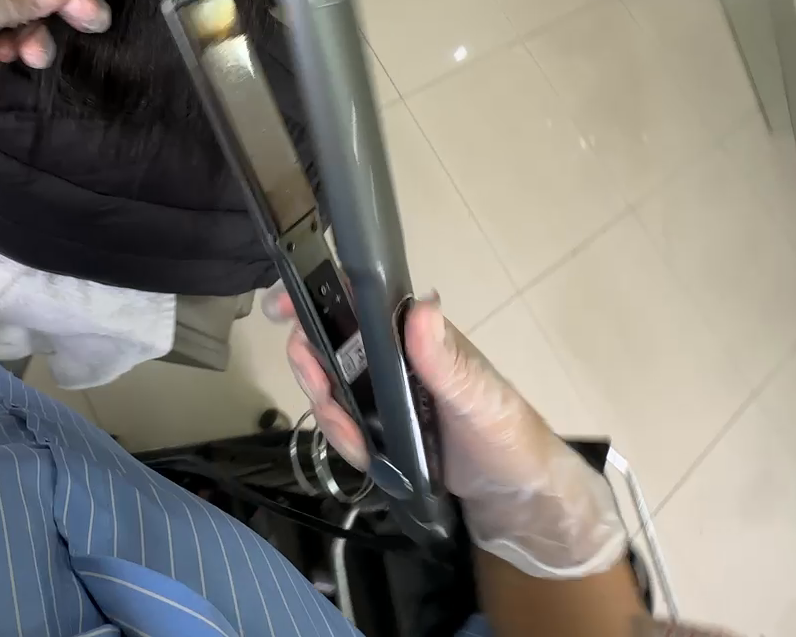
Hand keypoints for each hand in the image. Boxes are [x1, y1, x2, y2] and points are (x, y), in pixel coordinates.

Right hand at [274, 291, 626, 579]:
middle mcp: (386, 351)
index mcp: (410, 332)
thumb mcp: (481, 400)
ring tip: (354, 440)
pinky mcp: (372, 421)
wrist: (515, 499)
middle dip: (310, 365)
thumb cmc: (507, 436)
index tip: (280, 309)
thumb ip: (447, 360)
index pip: (351, 297)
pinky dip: (340, 437)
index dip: (310, 296)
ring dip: (326, 409)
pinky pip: (337, 419)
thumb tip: (422, 307)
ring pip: (324, 381)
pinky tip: (364, 456)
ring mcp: (375, 386)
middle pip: (323, 339)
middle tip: (320, 392)